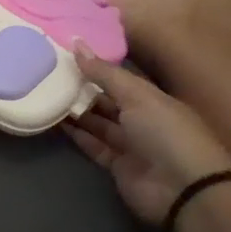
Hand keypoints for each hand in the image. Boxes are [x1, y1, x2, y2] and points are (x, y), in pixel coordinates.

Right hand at [66, 40, 230, 223]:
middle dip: (83, 88)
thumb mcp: (136, 95)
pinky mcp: (118, 166)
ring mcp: (131, 144)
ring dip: (77, 111)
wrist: (182, 190)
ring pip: (98, 123)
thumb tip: (76, 42)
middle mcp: (143, 120)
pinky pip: (94, 145)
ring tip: (48, 93)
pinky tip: (57, 121)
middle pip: (108, 101)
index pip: (121, 78)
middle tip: (50, 72)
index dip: (97, 66)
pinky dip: (78, 135)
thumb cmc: (166, 132)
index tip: (66, 52)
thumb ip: (104, 72)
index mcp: (153, 98)